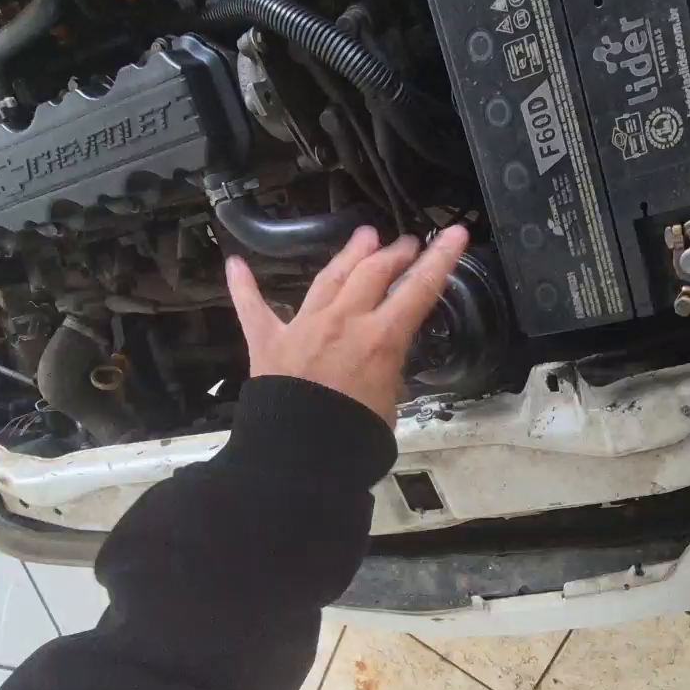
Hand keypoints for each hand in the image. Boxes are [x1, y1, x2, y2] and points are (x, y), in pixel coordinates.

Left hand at [226, 224, 469, 423]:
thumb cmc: (353, 437)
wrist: (299, 455)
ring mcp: (303, 326)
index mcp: (381, 338)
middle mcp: (344, 321)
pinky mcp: (267, 341)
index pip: (419, 289)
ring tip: (364, 236)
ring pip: (329, 277)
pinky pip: (253, 308)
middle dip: (394, 253)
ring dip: (349, 254)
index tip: (454, 234)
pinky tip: (235, 264)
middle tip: (406, 243)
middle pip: (373, 272)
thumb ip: (388, 374)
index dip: (441, 258)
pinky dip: (244, 286)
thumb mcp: (390, 403)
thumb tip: (383, 366)